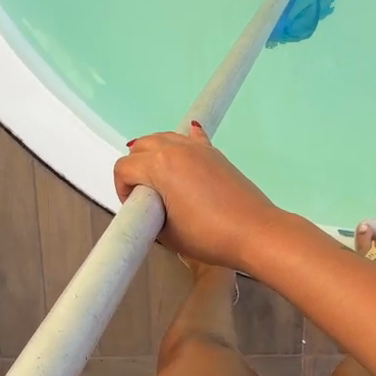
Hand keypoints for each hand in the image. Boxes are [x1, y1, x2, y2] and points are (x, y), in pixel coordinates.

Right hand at [114, 123, 285, 269]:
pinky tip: (185, 139)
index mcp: (158, 166)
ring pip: (164, 138)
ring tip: (160, 179)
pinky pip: (192, 139)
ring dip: (154, 154)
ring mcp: (197, 148)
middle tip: (144, 195)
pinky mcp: (215, 153)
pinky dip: (183, 142)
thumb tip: (149, 208)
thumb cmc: (209, 236)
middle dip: (135, 168)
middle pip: (141, 146)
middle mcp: (175, 149)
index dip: (121, 189)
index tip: (133, 207)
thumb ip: (149, 216)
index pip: (124, 167)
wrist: (254, 232)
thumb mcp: (167, 234)